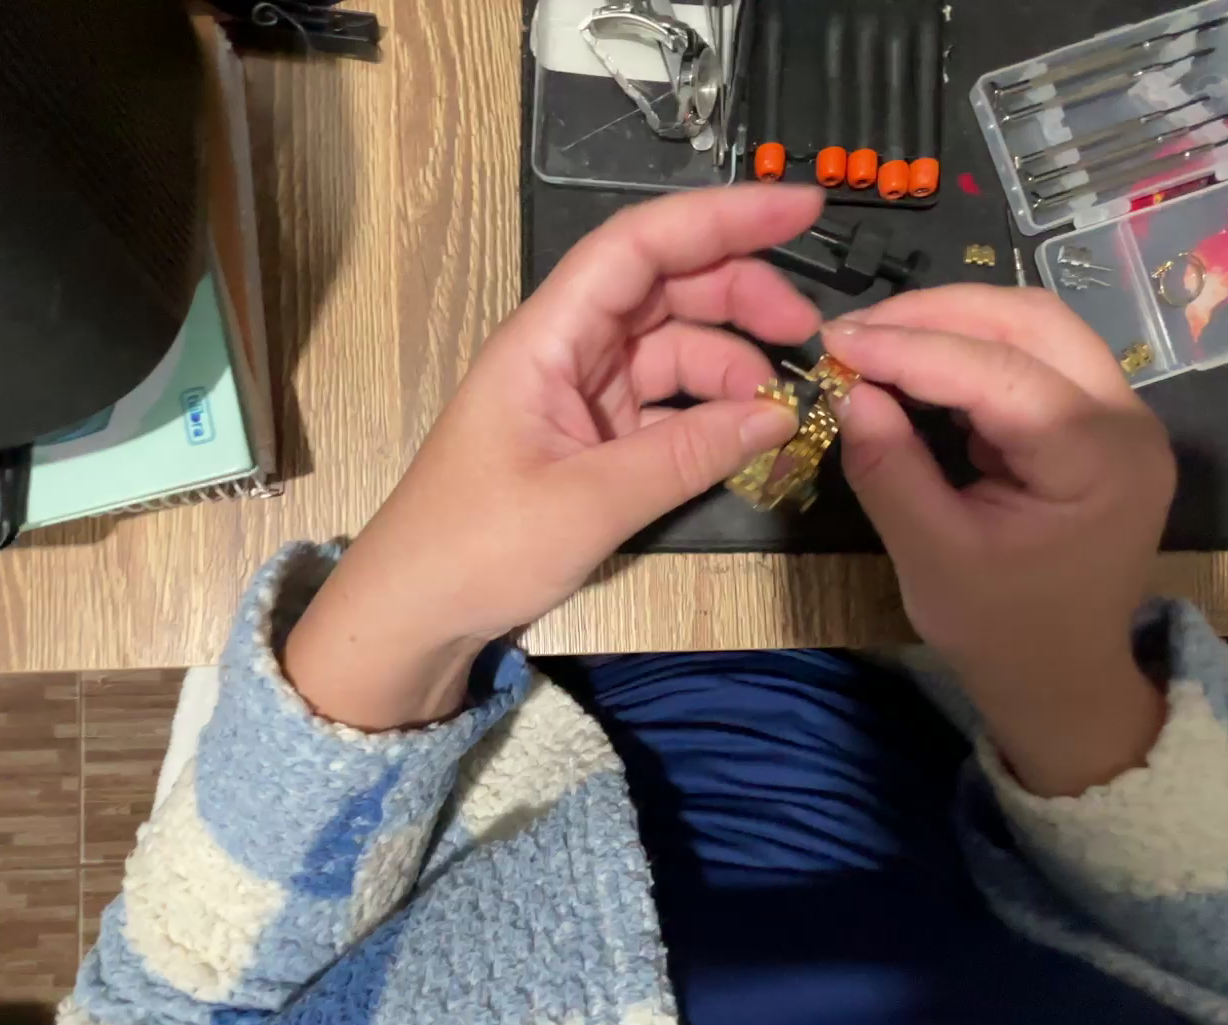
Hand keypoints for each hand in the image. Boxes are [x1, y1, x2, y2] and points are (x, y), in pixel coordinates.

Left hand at [286, 185, 825, 729]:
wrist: (419, 611)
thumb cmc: (479, 546)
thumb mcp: (588, 501)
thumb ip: (686, 455)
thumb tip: (780, 415)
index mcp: (547, 337)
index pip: (638, 246)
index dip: (719, 219)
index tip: (802, 210)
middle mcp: (568, 353)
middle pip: (665, 293)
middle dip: (740, 299)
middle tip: (808, 336)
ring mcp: (581, 399)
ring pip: (672, 354)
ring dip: (729, 371)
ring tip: (782, 411)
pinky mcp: (592, 444)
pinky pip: (663, 412)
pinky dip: (706, 420)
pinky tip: (745, 438)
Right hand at [822, 286, 1176, 793]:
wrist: (1059, 674)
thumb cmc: (997, 629)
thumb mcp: (929, 555)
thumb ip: (888, 469)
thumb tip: (845, 391)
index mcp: (1097, 462)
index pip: (1000, 374)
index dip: (911, 349)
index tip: (835, 342)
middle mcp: (1124, 419)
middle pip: (1031, 322)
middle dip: (934, 314)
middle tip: (852, 331)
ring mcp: (1113, 415)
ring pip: (1032, 328)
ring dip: (948, 323)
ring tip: (873, 340)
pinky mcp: (1085, 422)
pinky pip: (1025, 359)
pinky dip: (962, 352)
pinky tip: (911, 367)